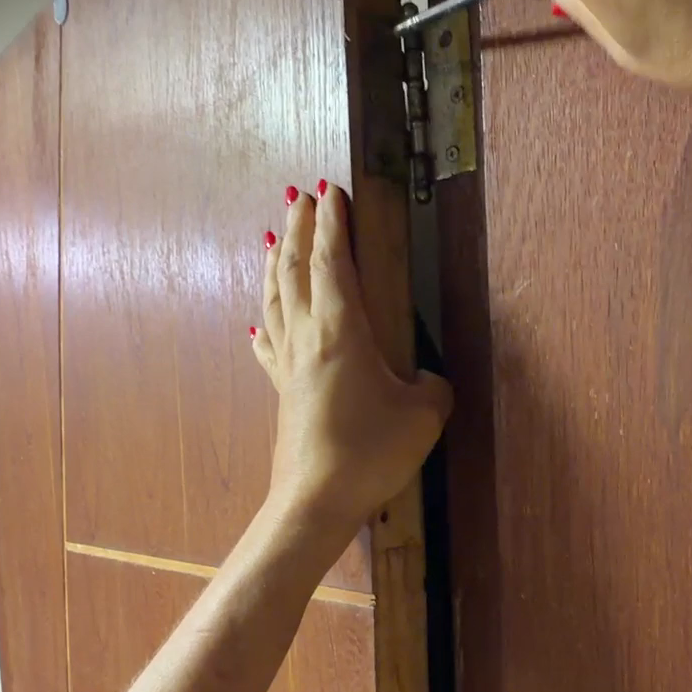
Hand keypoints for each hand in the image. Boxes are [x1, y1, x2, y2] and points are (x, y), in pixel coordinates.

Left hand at [253, 185, 451, 530]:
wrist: (315, 502)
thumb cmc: (371, 454)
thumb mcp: (424, 416)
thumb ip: (433, 386)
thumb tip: (426, 379)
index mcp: (341, 332)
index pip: (334, 263)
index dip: (334, 224)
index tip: (332, 189)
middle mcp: (308, 338)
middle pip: (297, 270)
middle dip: (301, 229)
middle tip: (300, 195)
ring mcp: (289, 365)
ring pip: (277, 300)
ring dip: (278, 264)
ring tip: (276, 237)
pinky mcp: (283, 392)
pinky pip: (270, 345)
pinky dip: (266, 323)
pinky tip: (258, 322)